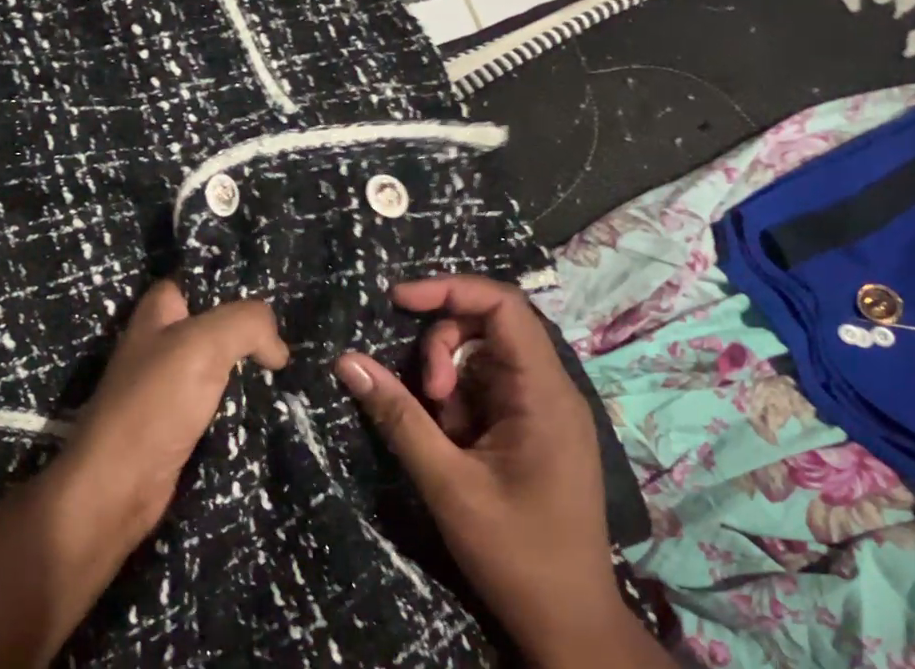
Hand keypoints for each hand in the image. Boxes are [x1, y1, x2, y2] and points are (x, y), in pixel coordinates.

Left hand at [64, 278, 289, 536]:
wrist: (119, 486)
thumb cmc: (155, 403)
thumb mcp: (203, 343)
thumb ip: (247, 324)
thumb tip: (278, 349)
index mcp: (157, 313)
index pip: (200, 281)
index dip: (234, 285)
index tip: (277, 299)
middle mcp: (162, 344)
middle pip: (217, 326)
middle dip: (254, 333)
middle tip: (297, 340)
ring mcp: (170, 388)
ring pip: (223, 369)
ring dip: (253, 374)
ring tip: (299, 372)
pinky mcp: (182, 427)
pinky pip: (222, 407)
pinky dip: (246, 408)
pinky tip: (278, 407)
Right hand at [335, 276, 640, 662]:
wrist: (568, 624)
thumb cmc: (515, 553)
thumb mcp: (447, 483)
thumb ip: (398, 417)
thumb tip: (346, 361)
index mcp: (545, 394)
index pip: (503, 306)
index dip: (449, 289)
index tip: (397, 300)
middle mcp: (549, 392)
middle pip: (487, 328)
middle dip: (442, 348)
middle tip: (426, 396)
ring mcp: (542, 412)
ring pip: (480, 360)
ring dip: (446, 382)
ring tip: (438, 431)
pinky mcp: (530, 432)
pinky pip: (484, 392)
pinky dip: (456, 406)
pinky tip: (450, 445)